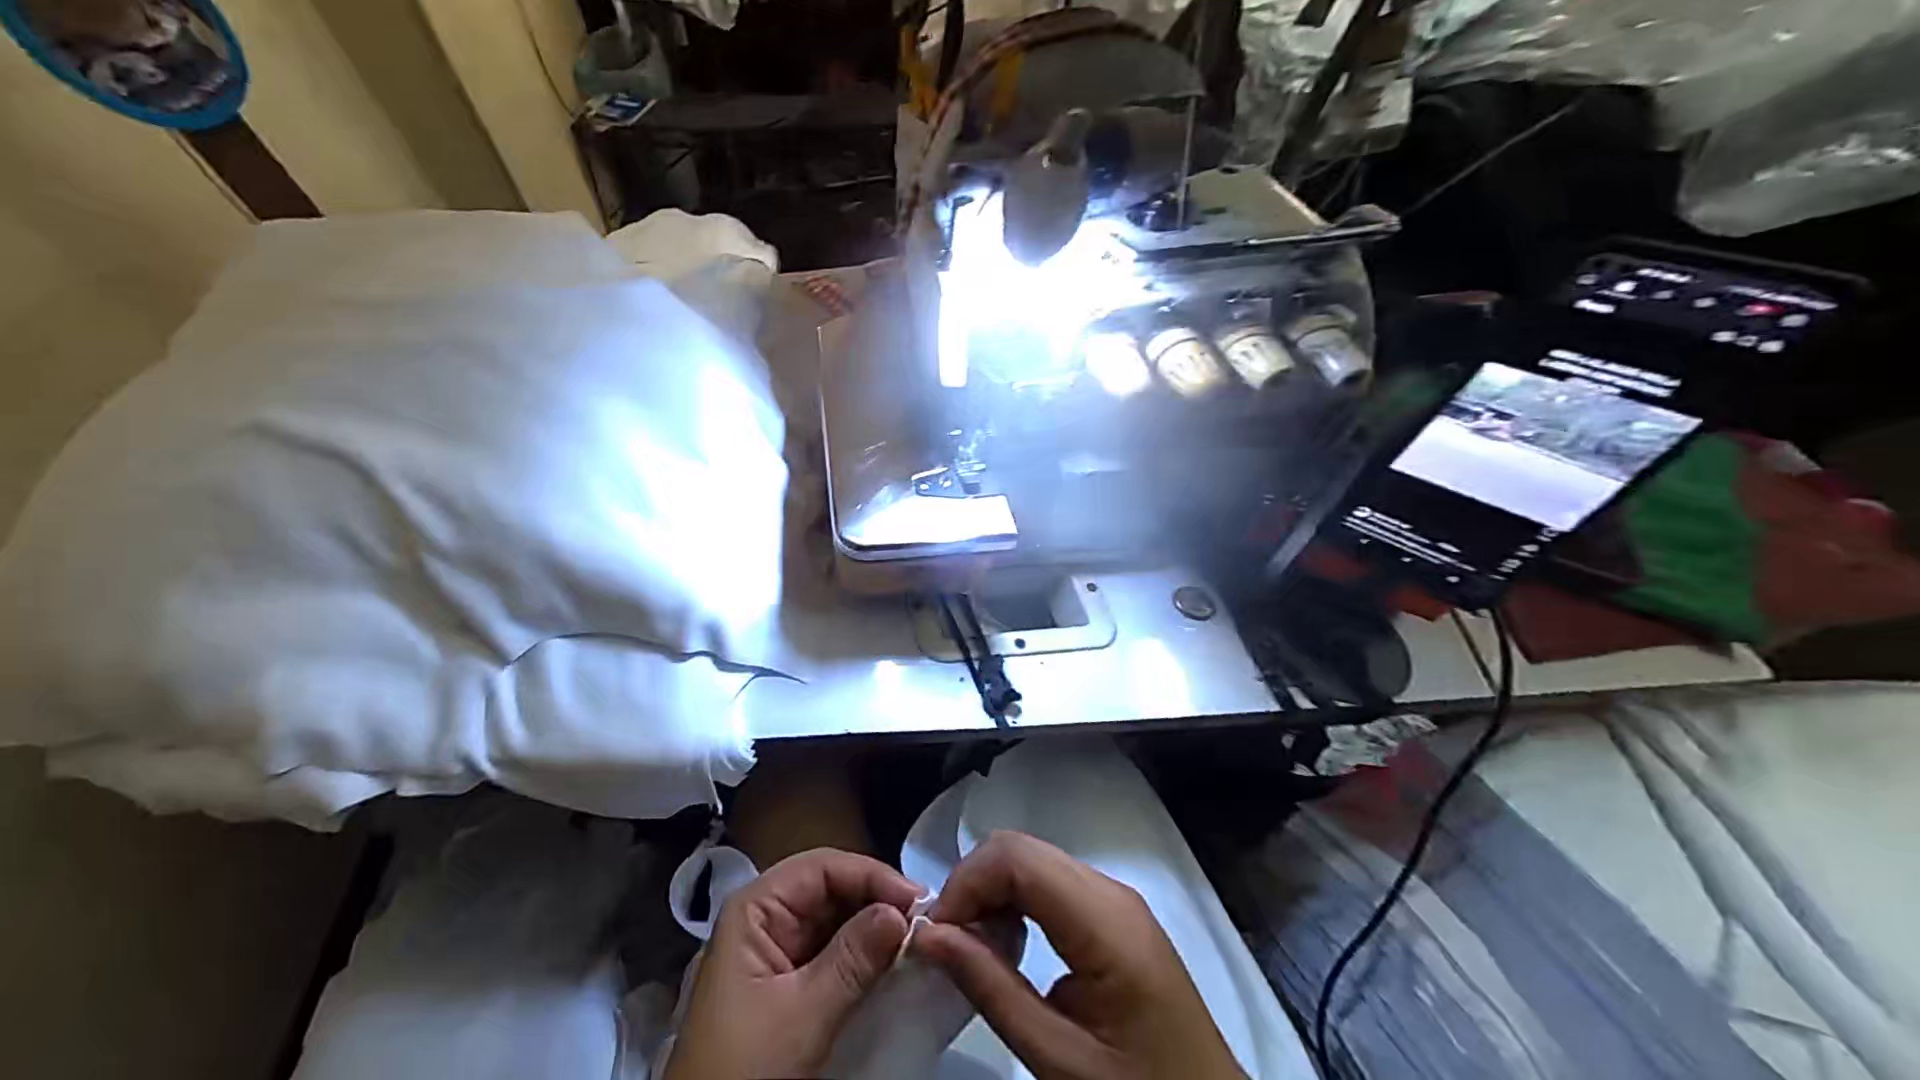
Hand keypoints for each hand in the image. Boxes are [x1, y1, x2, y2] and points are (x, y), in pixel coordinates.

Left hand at [664, 848, 922, 1079]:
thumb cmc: (743, 1069)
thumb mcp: (801, 1017)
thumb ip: (853, 961)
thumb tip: (902, 912)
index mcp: (755, 909)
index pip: (821, 867)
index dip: (871, 876)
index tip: (917, 902)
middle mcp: (765, 919)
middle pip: (830, 888)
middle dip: (876, 899)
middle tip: (924, 922)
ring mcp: (775, 951)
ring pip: (835, 919)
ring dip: (874, 926)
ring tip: (916, 939)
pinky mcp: (786, 982)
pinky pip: (831, 951)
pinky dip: (863, 954)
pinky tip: (892, 962)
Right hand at [913, 831, 1245, 1079]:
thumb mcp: (1058, 1057)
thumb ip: (991, 988)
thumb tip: (929, 935)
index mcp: (1105, 920)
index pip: (1016, 857)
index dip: (965, 882)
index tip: (935, 936)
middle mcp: (1110, 891)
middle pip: (1021, 850)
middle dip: (973, 885)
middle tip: (946, 944)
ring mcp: (1115, 899)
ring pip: (1032, 861)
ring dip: (991, 893)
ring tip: (970, 949)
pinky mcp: (1113, 914)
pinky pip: (1050, 884)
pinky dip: (1014, 902)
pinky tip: (1004, 946)